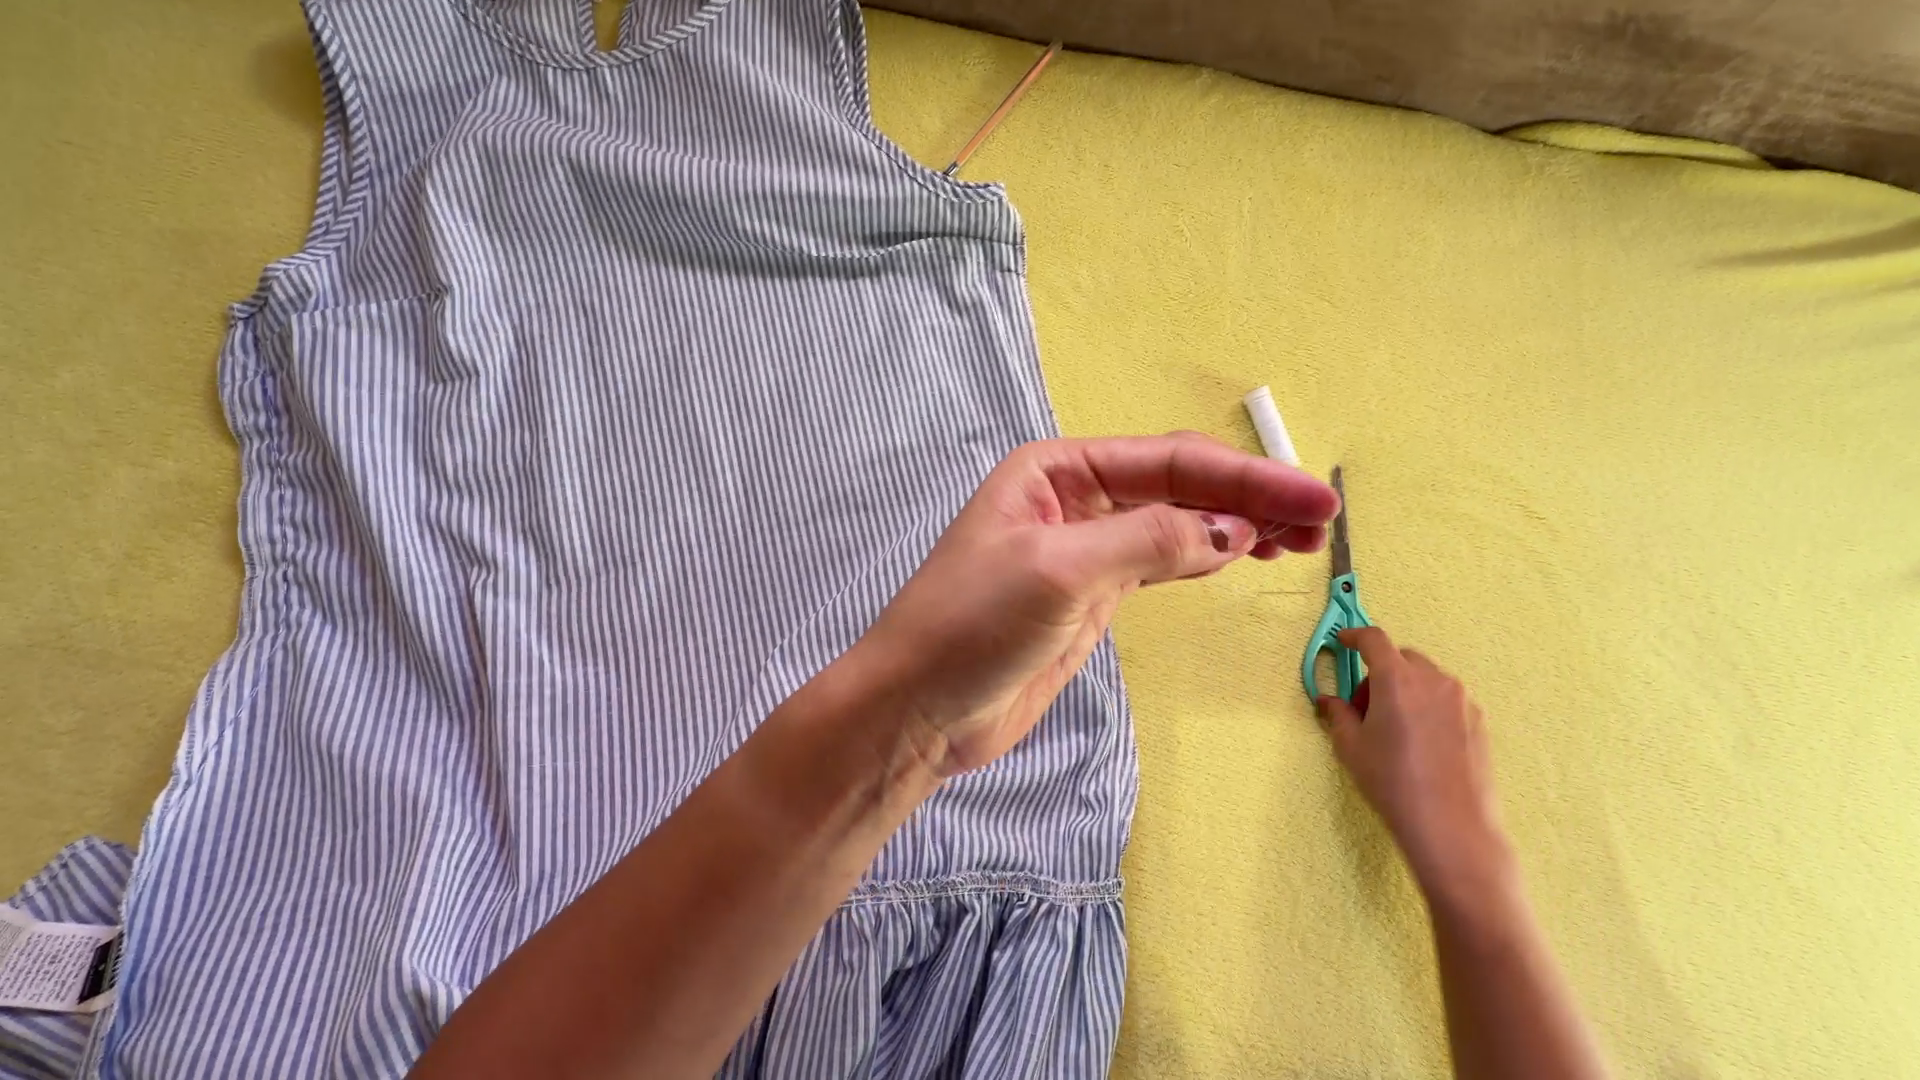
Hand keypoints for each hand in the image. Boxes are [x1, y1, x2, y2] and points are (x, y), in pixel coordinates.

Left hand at [849, 434, 1339, 777]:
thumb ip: (1149, 540)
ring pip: (1174, 524)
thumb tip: (1232, 527)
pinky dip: (1203, 558)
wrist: (919, 709)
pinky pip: (1159, 564)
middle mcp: (1071, 500)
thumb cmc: (970, 625)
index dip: (1246, 478)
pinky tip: (1239, 555)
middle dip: (1248, 497)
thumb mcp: (1060, 570)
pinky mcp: (1090, 599)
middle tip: (1320, 519)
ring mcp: (1083, 551)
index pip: (1168, 462)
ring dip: (1234, 526)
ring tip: (1299, 539)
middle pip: (1177, 486)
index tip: (1314, 499)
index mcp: (1055, 471)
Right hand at [1316, 626, 1514, 899]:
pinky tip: (1421, 741)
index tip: (1343, 643)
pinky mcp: (1479, 721)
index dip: (1355, 637)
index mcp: (1398, 680)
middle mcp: (1434, 680)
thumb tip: (1330, 701)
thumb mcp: (1351, 748)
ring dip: (1406, 688)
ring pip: (1427, 678)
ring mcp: (1462, 700)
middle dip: (1380, 672)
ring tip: (1395, 727)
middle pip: (1402, 657)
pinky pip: (1446, 699)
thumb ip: (1338, 715)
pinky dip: (1428, 705)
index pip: (1374, 640)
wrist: (1452, 826)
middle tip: (1366, 706)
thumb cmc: (1392, 783)